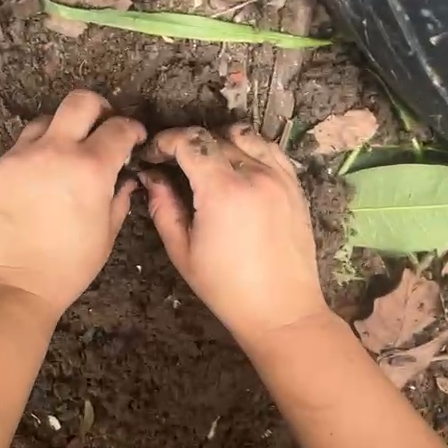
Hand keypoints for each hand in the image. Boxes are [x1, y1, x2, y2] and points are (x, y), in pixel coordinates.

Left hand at [0, 90, 144, 317]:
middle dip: (99, 108)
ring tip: (65, 155)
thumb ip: (119, 197)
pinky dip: (34, 156)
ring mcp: (18, 158)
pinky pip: (19, 150)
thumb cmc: (66, 268)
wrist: (11, 286)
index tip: (133, 138)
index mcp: (89, 168)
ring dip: (61, 131)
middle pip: (80, 101)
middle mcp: (53, 152)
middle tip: (102, 127)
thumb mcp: (106, 234)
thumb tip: (123, 178)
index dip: (132, 130)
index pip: (118, 128)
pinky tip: (38, 181)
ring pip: (45, 121)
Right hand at [140, 123, 332, 346]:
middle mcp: (254, 175)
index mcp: (223, 191)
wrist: (282, 311)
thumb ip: (163, 208)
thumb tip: (152, 178)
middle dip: (186, 143)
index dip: (165, 141)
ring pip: (244, 137)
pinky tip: (236, 166)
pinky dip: (249, 148)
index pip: (190, 142)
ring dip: (218, 141)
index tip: (152, 155)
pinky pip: (270, 150)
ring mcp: (280, 179)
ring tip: (205, 162)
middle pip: (214, 137)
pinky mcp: (295, 187)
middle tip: (171, 162)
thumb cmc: (226, 288)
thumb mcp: (182, 251)